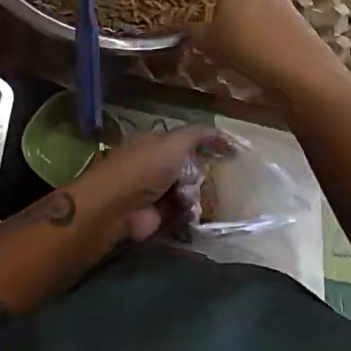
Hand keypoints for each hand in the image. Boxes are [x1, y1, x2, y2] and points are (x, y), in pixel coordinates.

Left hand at [72, 126, 233, 240]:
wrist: (118, 208)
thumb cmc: (145, 168)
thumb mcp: (174, 142)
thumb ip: (199, 135)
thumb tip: (223, 134)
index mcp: (156, 143)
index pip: (188, 140)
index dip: (210, 144)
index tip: (233, 152)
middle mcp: (156, 165)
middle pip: (191, 167)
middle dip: (205, 173)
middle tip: (223, 178)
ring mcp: (158, 191)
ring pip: (190, 190)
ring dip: (200, 195)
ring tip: (209, 196)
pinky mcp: (160, 215)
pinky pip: (185, 211)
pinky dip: (193, 213)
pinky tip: (199, 212)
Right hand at [190, 0, 350, 104]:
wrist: (298, 67)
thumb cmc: (246, 49)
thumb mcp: (209, 44)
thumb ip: (192, 31)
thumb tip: (180, 26)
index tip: (191, 5)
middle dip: (221, 3)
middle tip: (210, 25)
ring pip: (251, 1)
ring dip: (241, 15)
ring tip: (233, 39)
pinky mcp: (293, 12)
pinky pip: (267, 14)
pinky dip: (258, 25)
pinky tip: (256, 45)